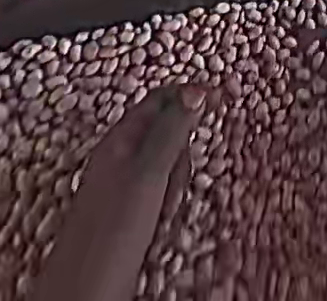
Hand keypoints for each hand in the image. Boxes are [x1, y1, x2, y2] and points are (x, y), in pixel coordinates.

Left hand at [31, 86, 206, 300]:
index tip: (217, 97)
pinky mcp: (126, 217)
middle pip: (165, 132)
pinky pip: (158, 195)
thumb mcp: (148, 175)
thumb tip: (195, 90)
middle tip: (176, 180)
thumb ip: (171, 131)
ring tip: (165, 210)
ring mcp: (121, 188)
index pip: (158, 100)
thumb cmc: (109, 237)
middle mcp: (118, 159)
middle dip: (181, 151)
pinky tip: (160, 225)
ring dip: (175, 182)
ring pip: (164, 166)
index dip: (188, 95)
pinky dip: (166, 205)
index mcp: (119, 140)